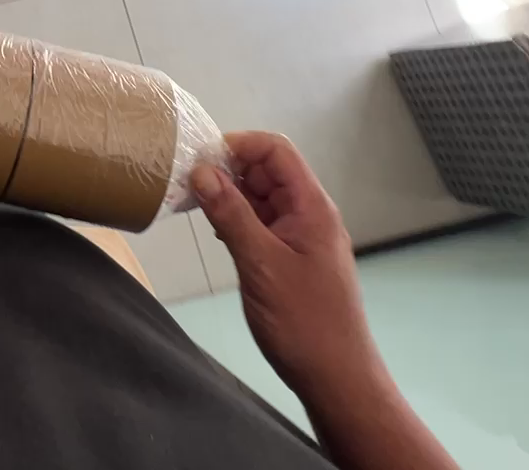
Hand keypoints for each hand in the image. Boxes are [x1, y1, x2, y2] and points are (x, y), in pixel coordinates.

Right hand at [193, 132, 381, 401]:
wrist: (338, 383)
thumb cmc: (304, 321)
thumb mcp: (260, 263)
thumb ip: (231, 214)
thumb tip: (201, 170)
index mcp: (311, 207)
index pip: (275, 150)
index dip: (239, 145)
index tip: (202, 160)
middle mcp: (308, 214)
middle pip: (266, 170)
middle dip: (228, 169)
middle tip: (189, 184)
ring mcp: (300, 235)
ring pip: (260, 196)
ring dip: (228, 194)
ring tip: (195, 205)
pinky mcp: (289, 256)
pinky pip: (260, 221)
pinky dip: (236, 218)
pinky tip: (216, 231)